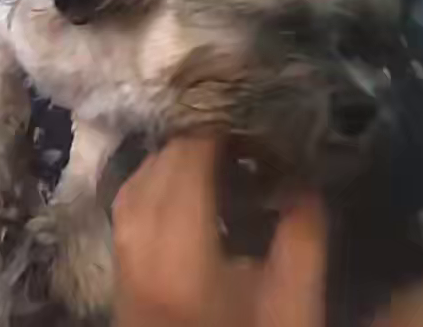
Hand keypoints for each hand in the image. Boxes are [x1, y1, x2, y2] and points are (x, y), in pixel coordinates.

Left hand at [112, 136, 326, 326]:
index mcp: (182, 257)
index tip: (251, 116)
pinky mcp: (118, 267)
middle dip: (200, 136)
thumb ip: (303, 242)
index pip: (189, 159)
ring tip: (216, 149)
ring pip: (140, 174)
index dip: (217, 128)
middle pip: (163, 161)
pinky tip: (183, 180)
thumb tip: (304, 176)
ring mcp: (122, 255)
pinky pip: (129, 197)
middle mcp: (141, 245)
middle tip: (241, 131)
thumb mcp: (291, 314)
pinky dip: (155, 175)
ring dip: (176, 154)